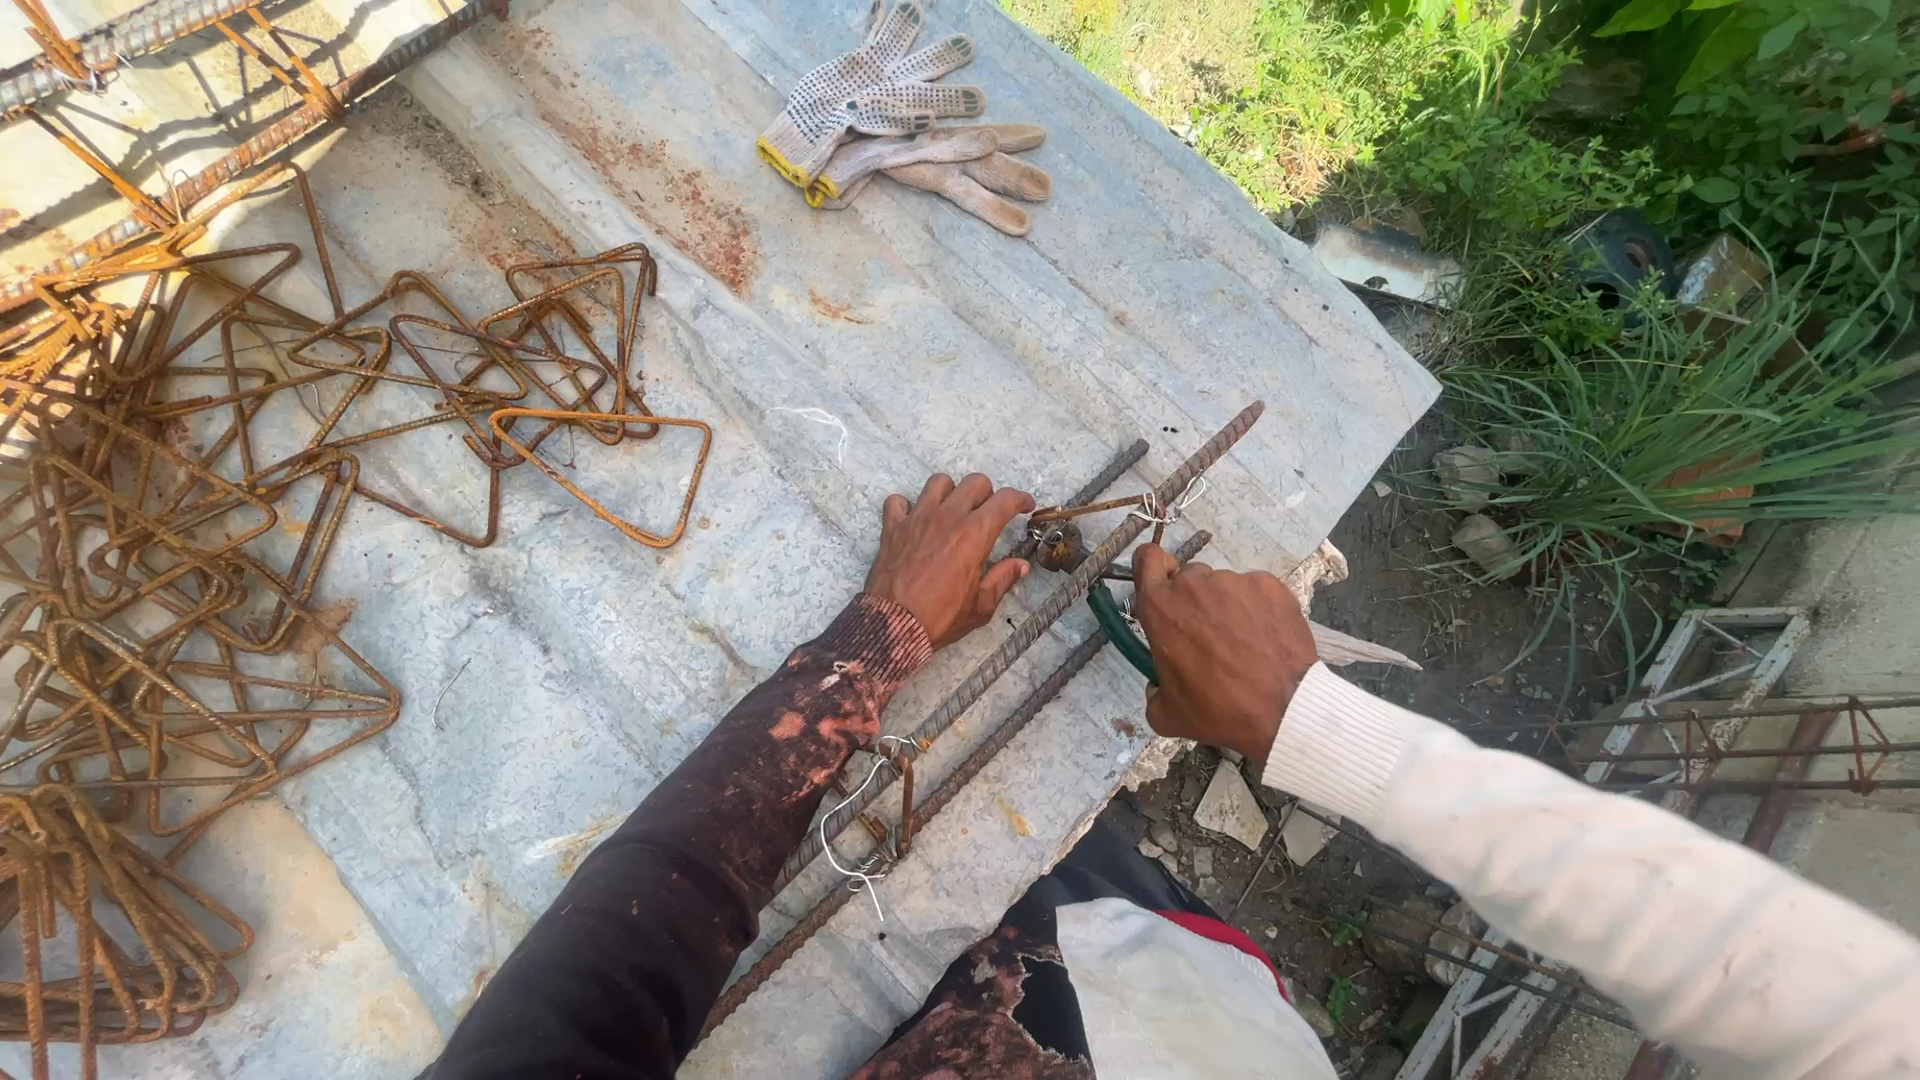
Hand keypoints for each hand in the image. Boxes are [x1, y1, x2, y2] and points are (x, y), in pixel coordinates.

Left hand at [865, 473, 1036, 649]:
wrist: (894, 625)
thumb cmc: (940, 618)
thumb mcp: (981, 605)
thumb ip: (1003, 579)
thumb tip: (1021, 566)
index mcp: (974, 535)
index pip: (1005, 500)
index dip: (1021, 499)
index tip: (1025, 506)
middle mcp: (947, 518)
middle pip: (974, 482)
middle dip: (988, 493)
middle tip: (988, 513)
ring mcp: (917, 518)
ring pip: (939, 483)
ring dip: (951, 493)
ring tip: (952, 511)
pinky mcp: (893, 527)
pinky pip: (898, 501)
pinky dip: (907, 506)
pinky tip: (914, 520)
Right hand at [1129, 543, 1317, 766]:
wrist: (1284, 710)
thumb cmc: (1218, 710)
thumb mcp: (1166, 714)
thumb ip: (1153, 689)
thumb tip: (1159, 683)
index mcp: (1160, 607)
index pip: (1146, 558)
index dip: (1152, 568)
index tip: (1162, 585)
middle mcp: (1193, 584)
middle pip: (1187, 578)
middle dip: (1192, 600)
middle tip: (1207, 634)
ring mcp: (1234, 580)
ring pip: (1222, 586)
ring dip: (1225, 606)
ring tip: (1243, 641)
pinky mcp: (1269, 585)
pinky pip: (1254, 590)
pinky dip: (1256, 608)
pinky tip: (1265, 636)